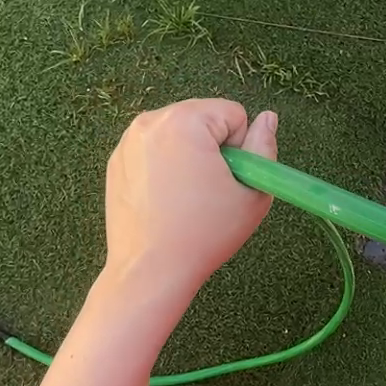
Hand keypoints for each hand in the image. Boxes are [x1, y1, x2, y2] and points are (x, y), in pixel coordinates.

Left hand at [103, 99, 277, 311]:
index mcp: (185, 120)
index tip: (226, 179)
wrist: (150, 271)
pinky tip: (165, 198)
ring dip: (191, 154)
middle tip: (207, 190)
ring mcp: (129, 140)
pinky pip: (157, 148)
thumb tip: (268, 116)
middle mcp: (151, 120)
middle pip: (204, 118)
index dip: (240, 149)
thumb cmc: (205, 233)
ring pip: (181, 132)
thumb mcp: (252, 191)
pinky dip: (166, 164)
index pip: (233, 114)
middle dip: (213, 147)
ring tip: (187, 196)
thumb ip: (264, 147)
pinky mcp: (117, 159)